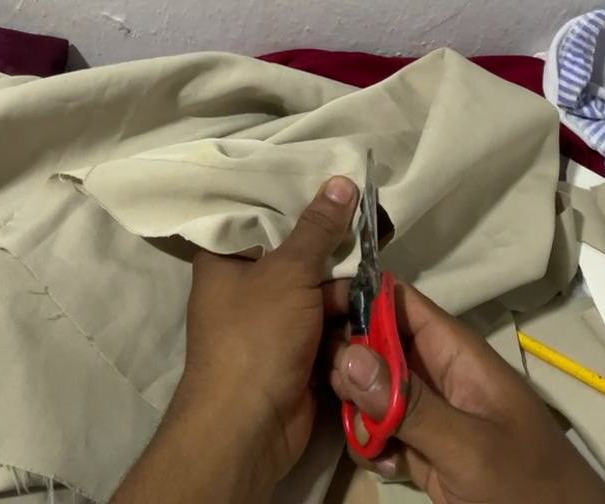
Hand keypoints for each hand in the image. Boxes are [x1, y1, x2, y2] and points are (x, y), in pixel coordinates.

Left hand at [115, 175, 357, 503]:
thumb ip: (319, 228)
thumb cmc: (256, 335)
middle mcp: (244, 287)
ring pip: (316, 288)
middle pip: (294, 252)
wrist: (251, 427)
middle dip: (331, 244)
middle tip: (368, 215)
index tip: (328, 177)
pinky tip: (377, 295)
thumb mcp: (289, 271)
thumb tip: (343, 180)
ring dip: (345, 284)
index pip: (258, 216)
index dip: (292, 197)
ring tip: (380, 259)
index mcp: (224, 260)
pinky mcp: (296, 351)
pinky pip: (326, 321)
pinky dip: (347, 315)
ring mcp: (272, 322)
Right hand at [329, 282, 604, 503]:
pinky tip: (381, 463)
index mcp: (457, 353)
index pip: (401, 303)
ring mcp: (434, 416)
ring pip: (377, 391)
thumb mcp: (470, 448)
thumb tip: (347, 353)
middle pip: (381, 346)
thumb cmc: (528, 488)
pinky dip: (374, 444)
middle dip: (350, 360)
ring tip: (355, 430)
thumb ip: (409, 403)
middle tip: (324, 384)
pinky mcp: (429, 453)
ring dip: (358, 408)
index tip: (315, 311)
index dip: (360, 299)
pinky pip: (386, 432)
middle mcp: (440, 375)